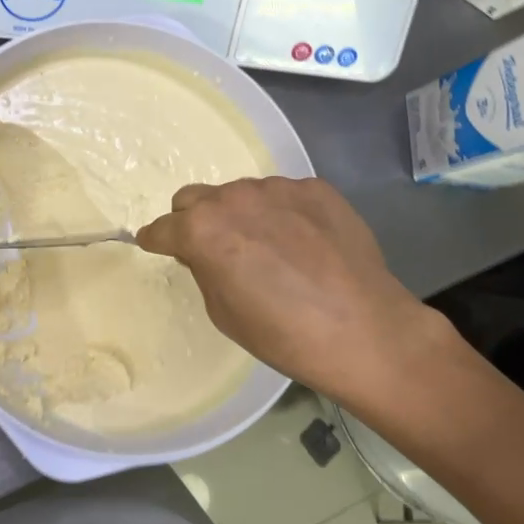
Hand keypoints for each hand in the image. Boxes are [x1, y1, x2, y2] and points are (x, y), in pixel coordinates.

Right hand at [136, 177, 452, 411]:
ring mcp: (277, 188)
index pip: (163, 227)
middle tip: (217, 250)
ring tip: (274, 252)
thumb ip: (204, 270)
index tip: (156, 244)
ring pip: (242, 195)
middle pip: (196, 198)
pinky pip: (285, 197)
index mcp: (202, 230)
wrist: (367, 332)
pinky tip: (308, 247)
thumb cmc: (285, 335)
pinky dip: (285, 215)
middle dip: (195, 220)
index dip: (157, 239)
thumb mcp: (224, 313)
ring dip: (244, 216)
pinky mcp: (315, 188)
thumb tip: (204, 251)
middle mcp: (233, 198)